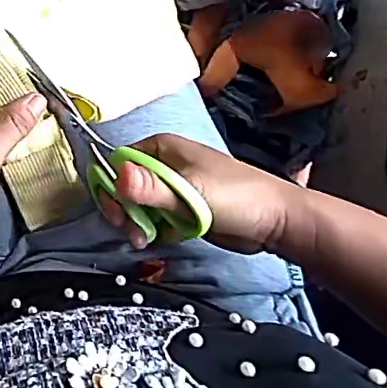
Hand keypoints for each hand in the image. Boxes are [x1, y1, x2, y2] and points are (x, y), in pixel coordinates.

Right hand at [96, 134, 302, 253]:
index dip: (112, 187)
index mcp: (162, 148)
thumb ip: (153, 188)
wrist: (275, 221)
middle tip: (135, 232)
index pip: (118, 162)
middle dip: (125, 210)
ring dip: (137, 223)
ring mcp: (172, 187)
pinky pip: (153, 217)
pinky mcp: (180, 208)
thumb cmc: (236, 198)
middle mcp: (163, 164)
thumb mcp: (191, 193)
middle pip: (124, 185)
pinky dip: (152, 229)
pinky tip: (158, 239)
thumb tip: (117, 175)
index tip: (119, 213)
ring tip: (147, 239)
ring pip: (137, 204)